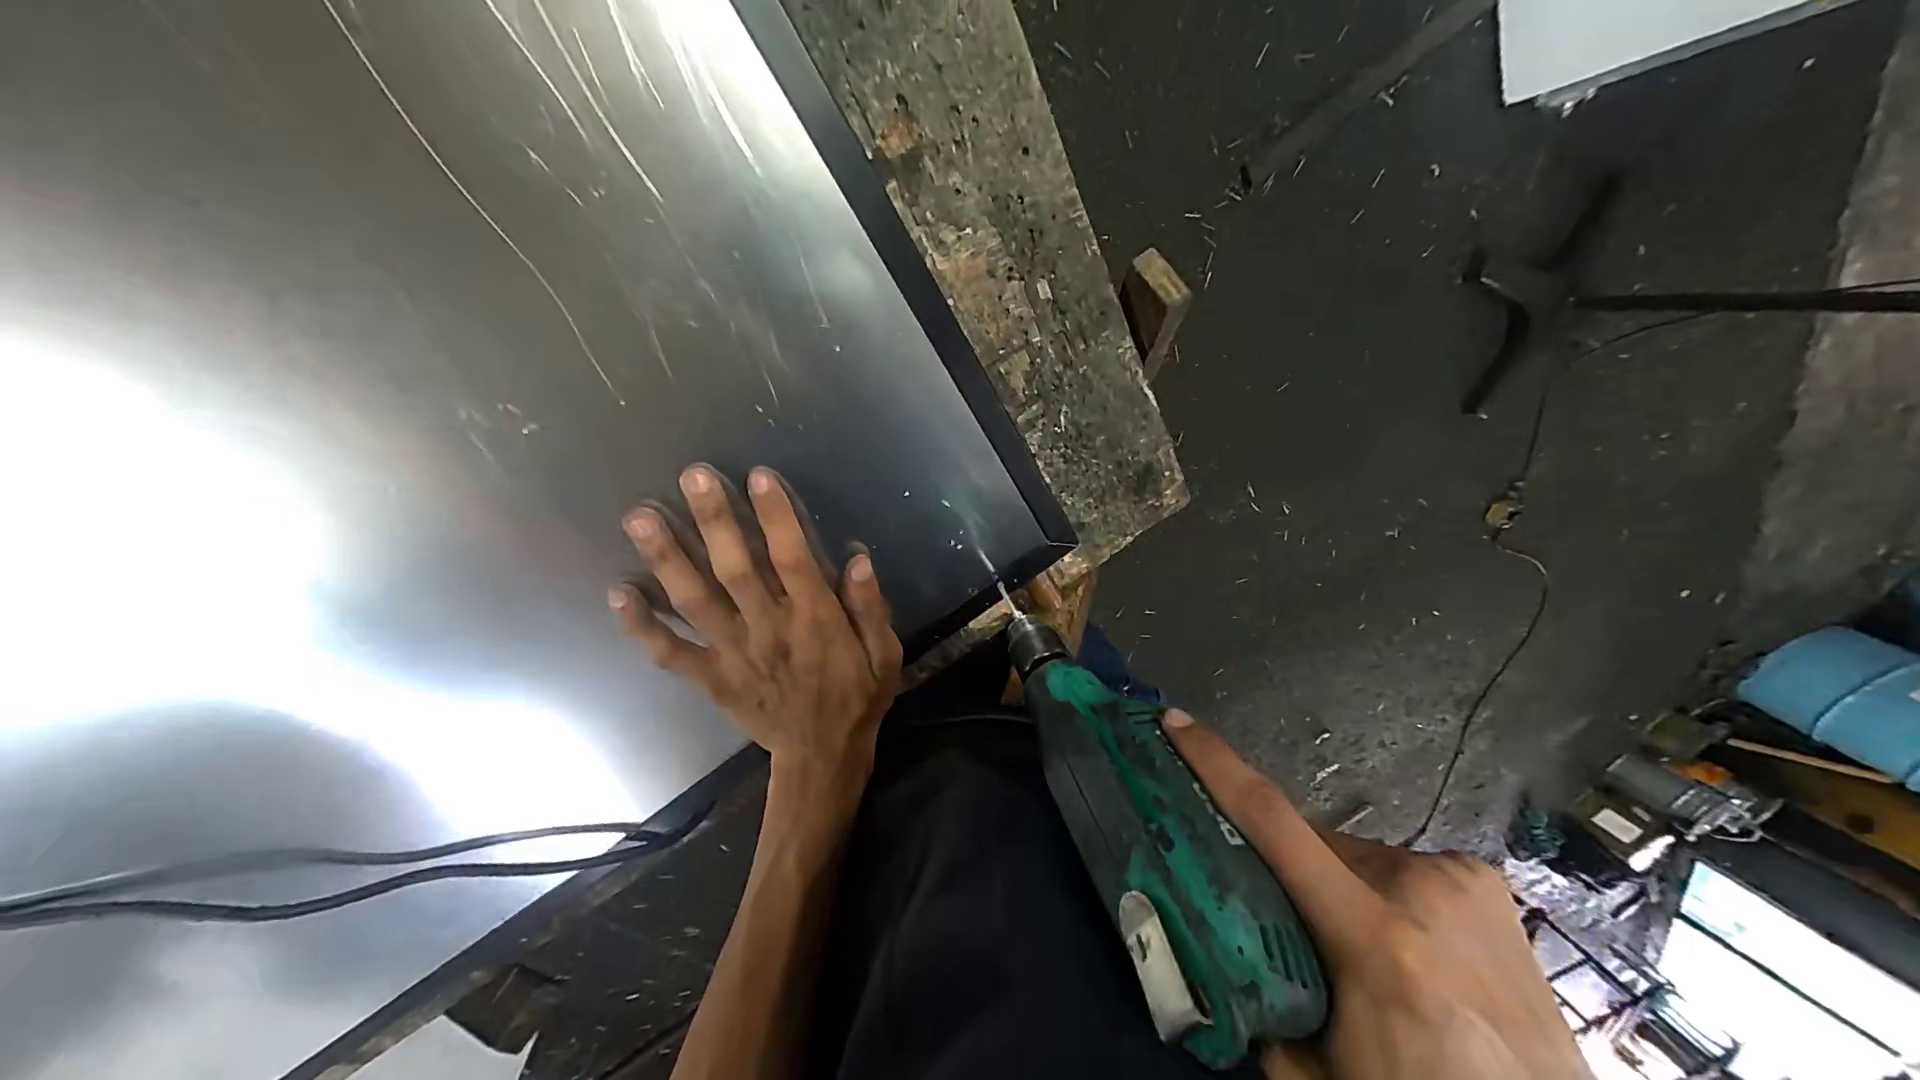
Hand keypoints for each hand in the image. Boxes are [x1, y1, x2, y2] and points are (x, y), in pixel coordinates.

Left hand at [608, 465, 902, 790]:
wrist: (821, 757)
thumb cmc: (857, 699)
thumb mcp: (885, 656)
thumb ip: (871, 608)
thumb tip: (857, 559)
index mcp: (815, 622)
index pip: (793, 559)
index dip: (776, 516)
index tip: (757, 476)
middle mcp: (768, 631)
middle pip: (736, 569)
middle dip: (713, 521)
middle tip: (691, 477)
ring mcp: (733, 655)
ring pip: (695, 602)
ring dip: (666, 559)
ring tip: (639, 518)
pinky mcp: (711, 679)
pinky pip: (671, 653)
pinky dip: (642, 626)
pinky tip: (619, 592)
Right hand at [1160, 710, 1590, 1079]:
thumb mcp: (1322, 1075)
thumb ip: (1261, 1011)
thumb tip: (1220, 957)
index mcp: (1377, 941)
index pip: (1275, 823)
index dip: (1218, 765)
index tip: (1178, 721)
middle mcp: (1423, 889)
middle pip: (1312, 843)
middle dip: (1283, 867)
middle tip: (1272, 912)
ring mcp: (1462, 879)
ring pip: (1355, 856)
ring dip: (1334, 883)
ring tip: (1348, 946)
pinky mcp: (1488, 882)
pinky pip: (1400, 868)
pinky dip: (1381, 891)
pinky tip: (1402, 944)